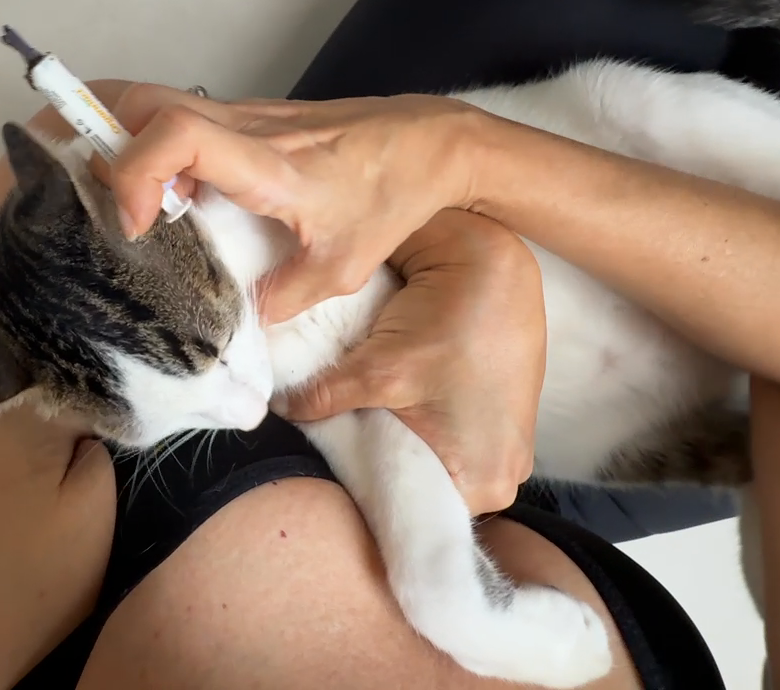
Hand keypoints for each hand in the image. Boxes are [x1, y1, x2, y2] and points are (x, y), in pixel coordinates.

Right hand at [107, 84, 488, 322]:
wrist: (426, 141)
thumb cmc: (389, 196)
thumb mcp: (341, 265)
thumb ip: (283, 298)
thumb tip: (236, 323)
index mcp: (267, 163)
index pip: (178, 134)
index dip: (137, 172)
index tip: (139, 225)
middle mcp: (242, 127)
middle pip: (142, 99)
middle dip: (97, 139)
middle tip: (90, 194)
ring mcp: (239, 114)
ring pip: (150, 98)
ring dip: (115, 135)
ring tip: (109, 190)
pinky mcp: (241, 115)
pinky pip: (173, 113)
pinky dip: (144, 140)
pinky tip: (158, 188)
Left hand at [280, 210, 546, 515]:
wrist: (492, 269)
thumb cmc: (450, 325)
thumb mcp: (378, 369)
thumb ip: (324, 399)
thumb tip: (282, 410)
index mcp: (482, 483)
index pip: (408, 511)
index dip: (361, 489)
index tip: (320, 472)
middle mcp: (498, 477)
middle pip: (414, 483)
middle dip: (368, 461)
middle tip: (323, 442)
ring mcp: (496, 446)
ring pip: (419, 453)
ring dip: (384, 434)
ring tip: (348, 415)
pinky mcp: (486, 415)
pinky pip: (433, 431)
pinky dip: (401, 417)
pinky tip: (376, 398)